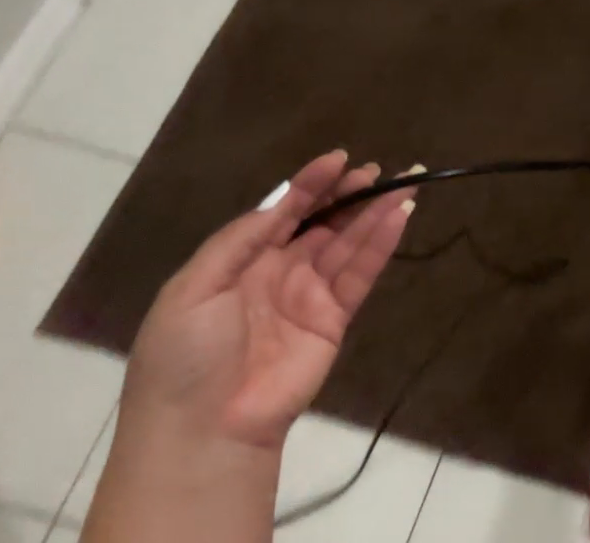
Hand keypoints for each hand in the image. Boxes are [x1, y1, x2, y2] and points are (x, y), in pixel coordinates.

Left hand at [119, 151, 414, 451]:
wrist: (204, 430)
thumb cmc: (185, 356)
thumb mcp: (193, 289)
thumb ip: (240, 240)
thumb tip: (284, 198)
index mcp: (237, 263)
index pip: (280, 212)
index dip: (308, 184)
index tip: (338, 159)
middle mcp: (276, 272)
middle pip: (320, 223)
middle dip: (348, 195)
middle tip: (377, 171)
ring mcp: (308, 295)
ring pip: (347, 243)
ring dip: (374, 213)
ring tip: (404, 184)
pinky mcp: (334, 319)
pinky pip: (361, 274)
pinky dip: (381, 245)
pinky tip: (399, 219)